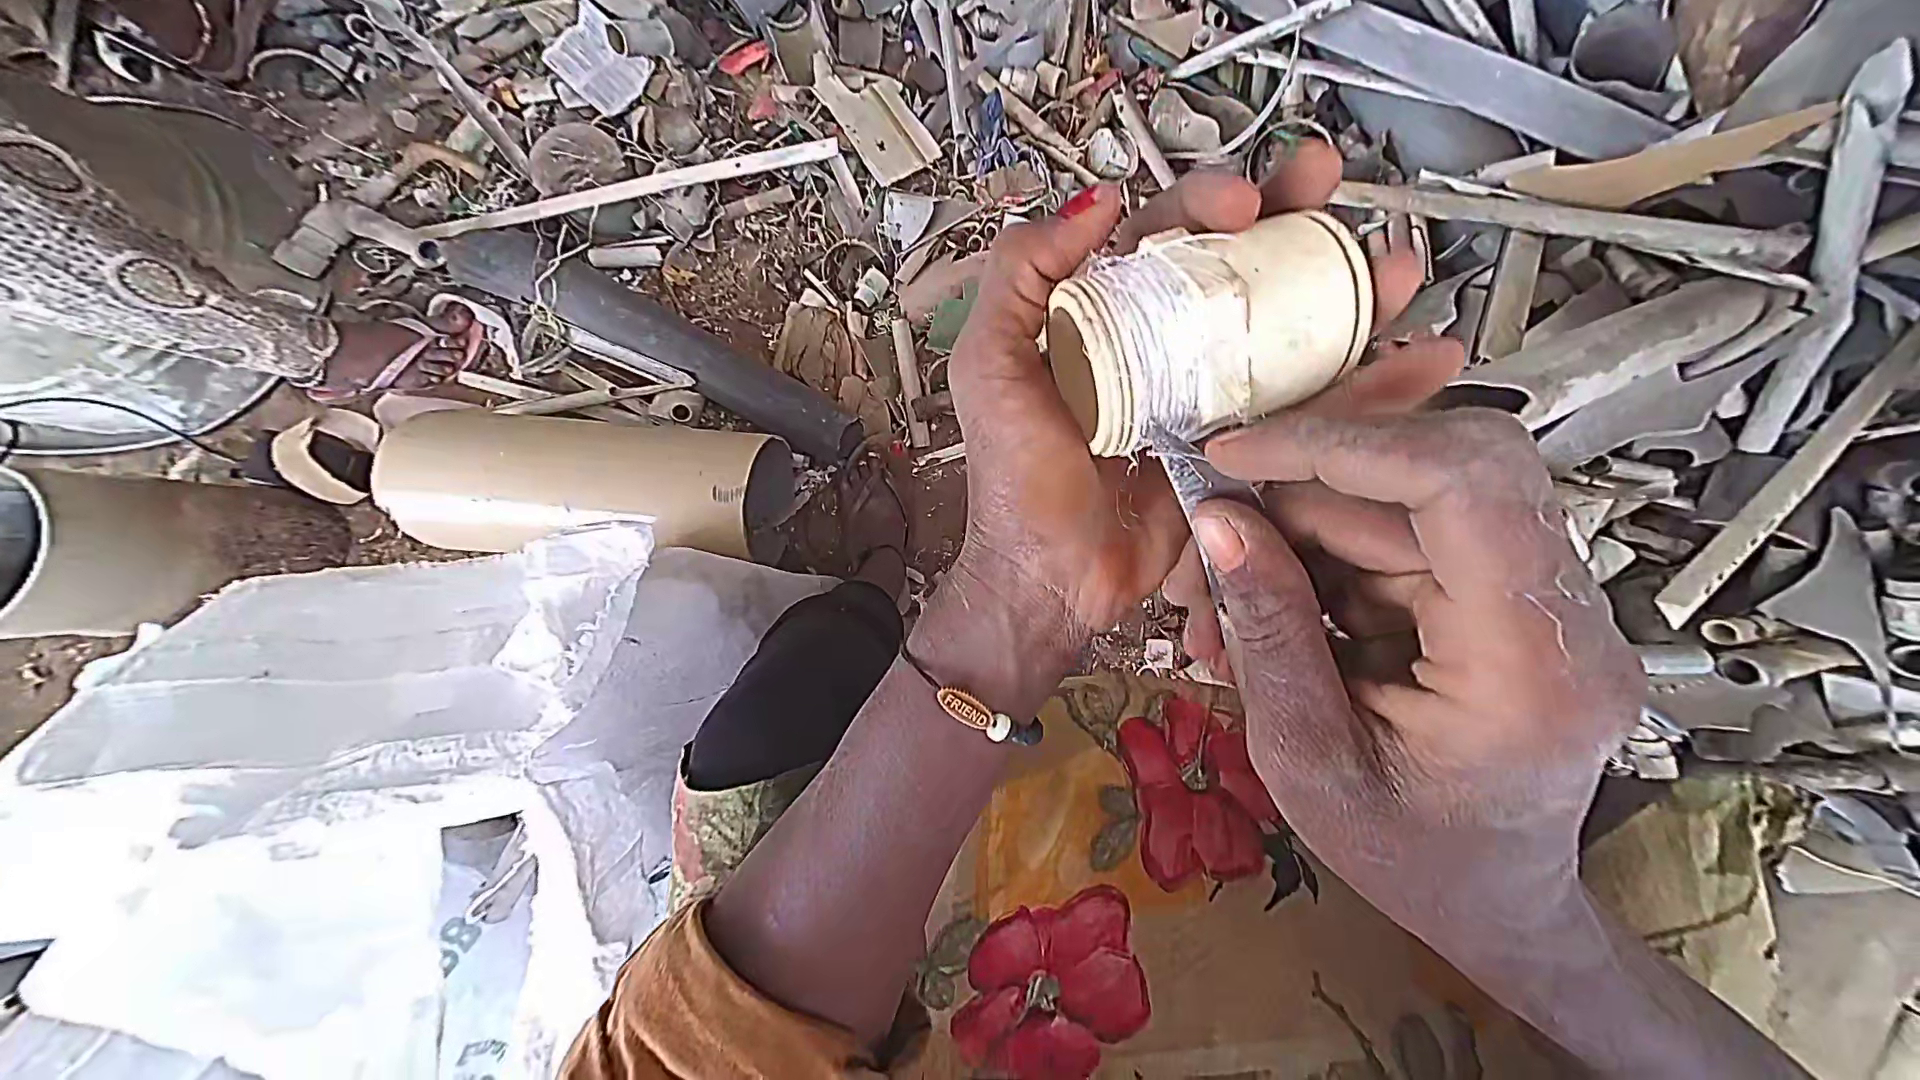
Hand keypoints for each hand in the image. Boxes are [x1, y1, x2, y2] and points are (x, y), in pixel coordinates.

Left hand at [946, 141, 1444, 657]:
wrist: (1051, 572)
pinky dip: (1358, 383)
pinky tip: (1407, 359)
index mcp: (1101, 323)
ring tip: (1388, 267)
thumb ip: (1019, 278)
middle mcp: (1157, 351)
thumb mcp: (990, 368)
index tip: (1239, 204)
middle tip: (1324, 187)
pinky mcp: (1236, 448)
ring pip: (1280, 330)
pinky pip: (1302, 407)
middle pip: (1230, 270)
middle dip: (1285, 222)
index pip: (1159, 241)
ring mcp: (1202, 399)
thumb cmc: (1013, 479)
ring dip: (1341, 291)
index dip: (1202, 206)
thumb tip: (1091, 206)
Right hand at [1184, 408, 1646, 950]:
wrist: (1481, 896)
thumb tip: (1219, 519)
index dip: (1336, 444)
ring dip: (1276, 542)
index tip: (1231, 456)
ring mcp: (1516, 592)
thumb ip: (1268, 630)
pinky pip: (1370, 540)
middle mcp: (1546, 605)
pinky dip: (1296, 565)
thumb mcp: (1306, 753)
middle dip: (1283, 505)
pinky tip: (1250, 618)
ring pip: (1375, 506)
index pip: (1459, 482)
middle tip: (1201, 563)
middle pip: (1408, 480)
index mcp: (1530, 661)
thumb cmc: (1403, 852)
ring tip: (1212, 615)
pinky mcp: (1475, 591)